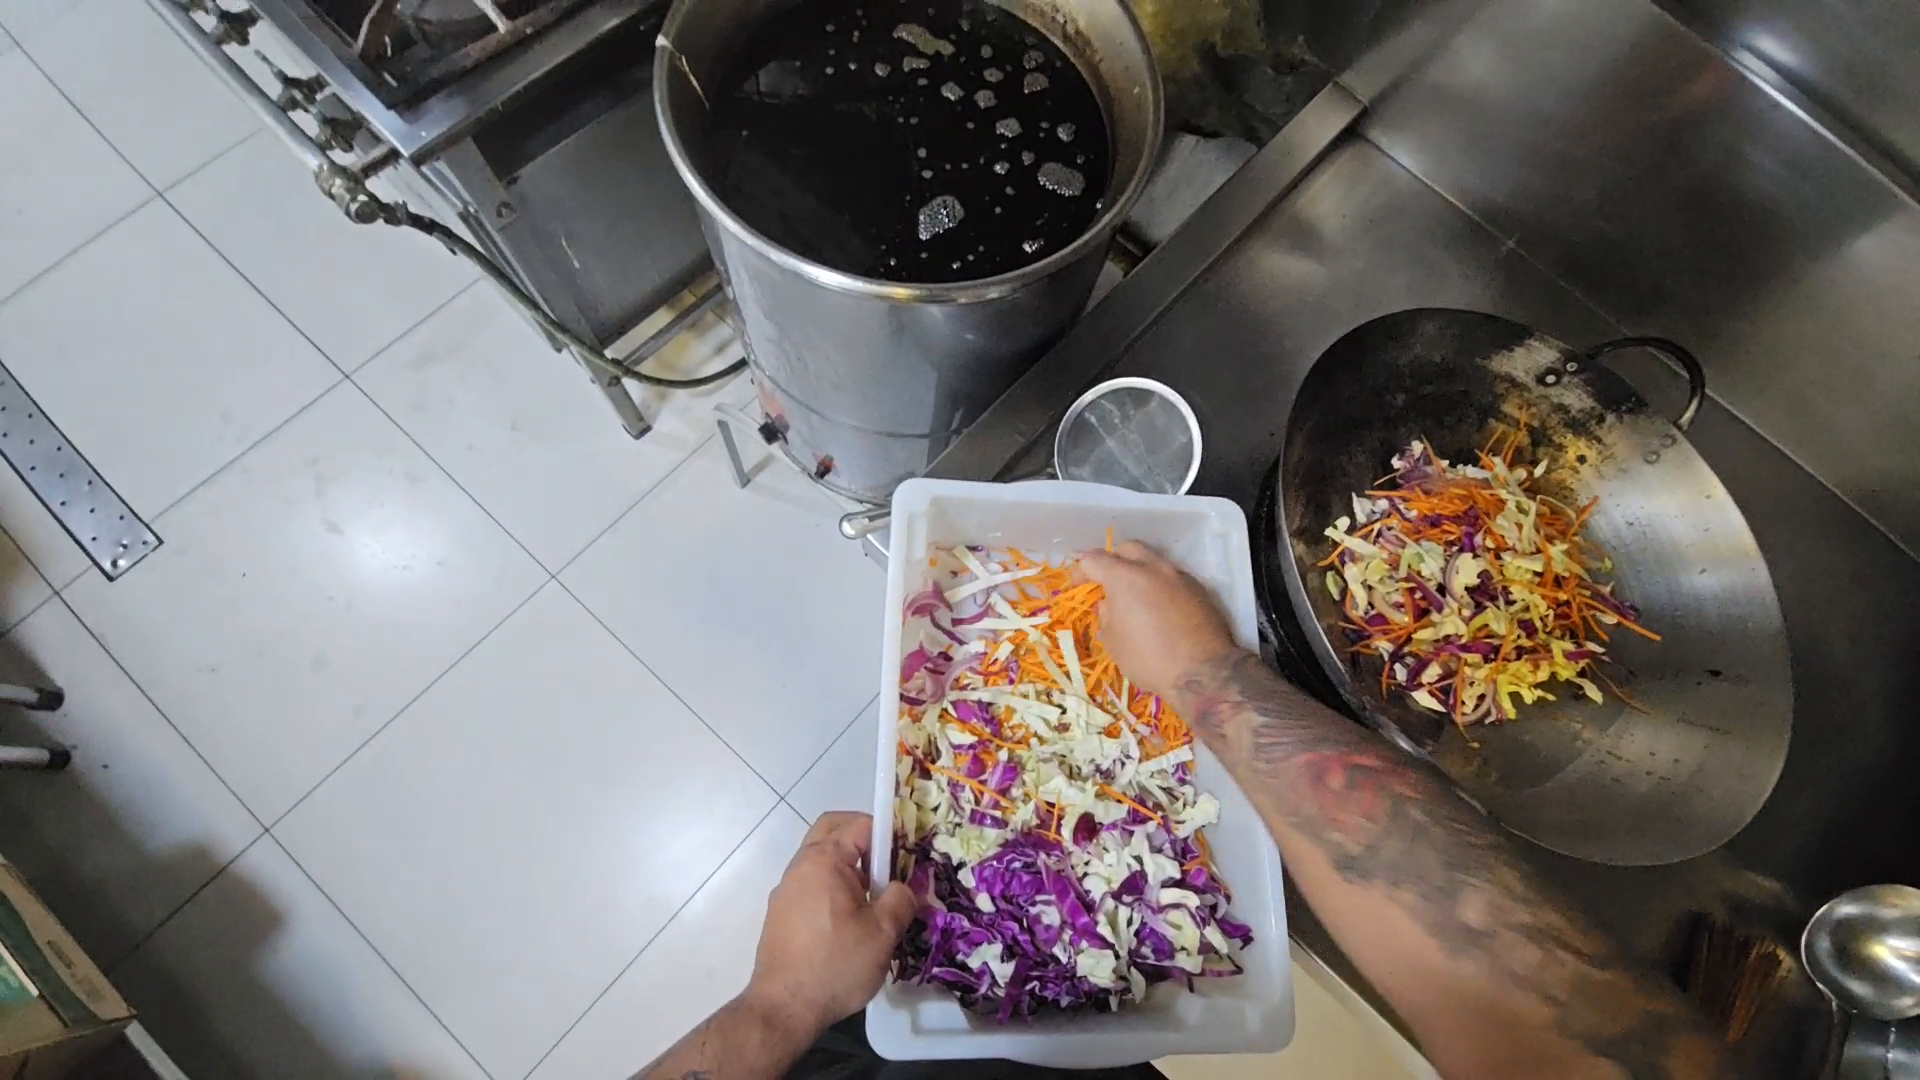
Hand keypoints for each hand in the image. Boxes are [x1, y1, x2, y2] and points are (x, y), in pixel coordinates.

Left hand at [745, 811, 915, 1039]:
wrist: (782, 1011)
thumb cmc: (834, 965)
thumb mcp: (882, 933)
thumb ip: (901, 899)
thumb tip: (904, 889)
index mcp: (824, 860)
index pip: (860, 823)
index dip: (888, 833)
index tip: (906, 857)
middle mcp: (801, 866)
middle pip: (833, 829)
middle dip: (863, 837)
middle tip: (888, 863)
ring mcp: (787, 889)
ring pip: (821, 857)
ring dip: (848, 864)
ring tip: (873, 896)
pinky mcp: (782, 913)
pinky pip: (812, 882)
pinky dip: (833, 885)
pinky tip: (849, 919)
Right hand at [1080, 540, 1240, 705]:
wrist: (1203, 673)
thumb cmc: (1149, 659)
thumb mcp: (1114, 642)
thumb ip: (1106, 616)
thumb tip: (1109, 605)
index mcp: (1124, 578)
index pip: (1093, 560)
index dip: (1080, 572)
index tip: (1078, 587)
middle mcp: (1153, 568)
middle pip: (1127, 548)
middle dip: (1113, 560)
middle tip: (1107, 583)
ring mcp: (1179, 576)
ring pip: (1153, 561)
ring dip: (1138, 572)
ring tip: (1134, 597)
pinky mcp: (1199, 589)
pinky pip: (1171, 578)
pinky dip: (1159, 586)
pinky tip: (1158, 609)